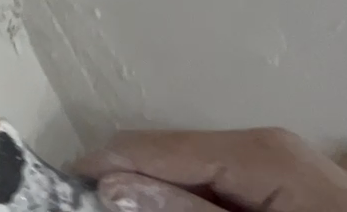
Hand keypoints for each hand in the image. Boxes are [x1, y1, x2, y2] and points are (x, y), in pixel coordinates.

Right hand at [75, 129, 346, 211]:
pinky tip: (178, 210)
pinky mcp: (285, 179)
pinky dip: (190, 197)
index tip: (61, 185)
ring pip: (186, 168)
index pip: (148, 145)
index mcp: (256, 149)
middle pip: (164, 154)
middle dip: (128, 180)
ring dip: (158, 191)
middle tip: (95, 204)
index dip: (101, 165)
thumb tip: (111, 186)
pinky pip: (217, 182)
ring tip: (131, 207)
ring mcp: (276, 160)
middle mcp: (260, 141)